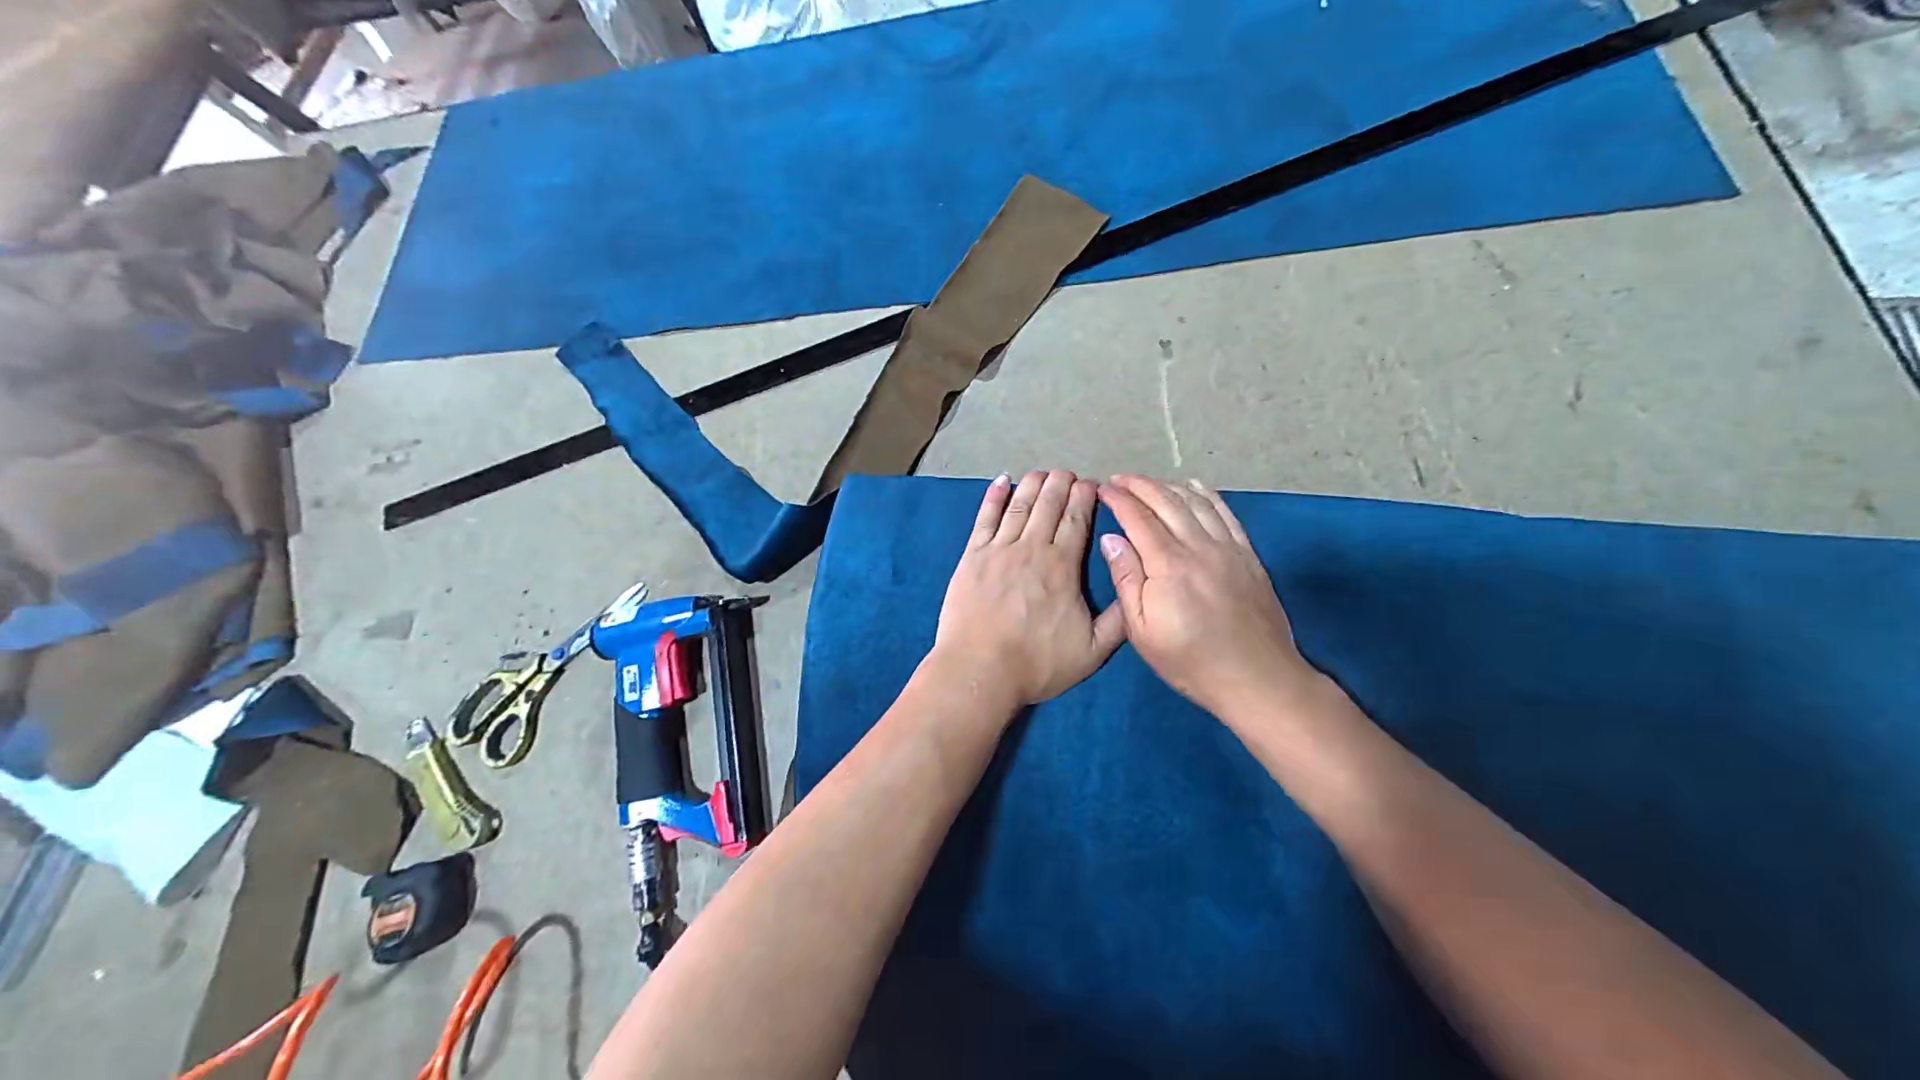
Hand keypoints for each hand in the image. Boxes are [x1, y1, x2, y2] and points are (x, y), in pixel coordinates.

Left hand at [931, 470, 1125, 706]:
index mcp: (1063, 566)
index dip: (1085, 497)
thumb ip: (1119, 620)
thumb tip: (1135, 588)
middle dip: (1062, 483)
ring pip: (1020, 505)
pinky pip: (985, 517)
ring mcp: (999, 549)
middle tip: (1069, 473)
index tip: (1092, 484)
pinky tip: (1002, 481)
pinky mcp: (972, 556)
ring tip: (1043, 472)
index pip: (1077, 519)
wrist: (980, 670)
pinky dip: (994, 496)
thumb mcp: (1092, 651)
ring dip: (1033, 483)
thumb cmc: (1036, 664)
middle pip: (1049, 504)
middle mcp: (1032, 549)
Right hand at [1096, 475, 1321, 723]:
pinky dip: (1206, 494)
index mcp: (1168, 566)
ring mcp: (1228, 548)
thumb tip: (1112, 538)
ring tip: (1148, 482)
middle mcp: (1199, 547)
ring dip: (1169, 486)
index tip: (1102, 489)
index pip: (1139, 518)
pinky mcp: (1247, 554)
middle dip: (1140, 485)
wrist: (1256, 678)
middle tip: (1119, 480)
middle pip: (1167, 502)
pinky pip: (1225, 513)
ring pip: (1196, 502)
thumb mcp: (1142, 631)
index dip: (1118, 499)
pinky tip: (1194, 487)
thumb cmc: (1190, 661)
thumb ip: (1126, 579)